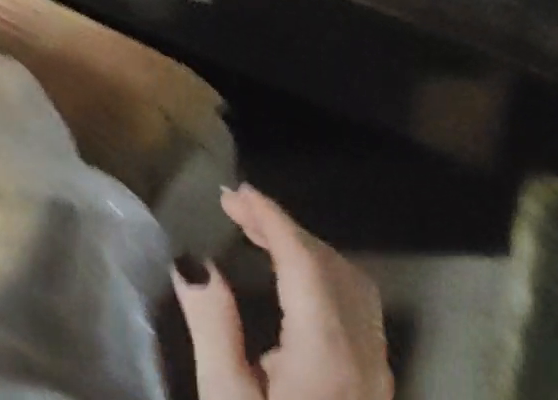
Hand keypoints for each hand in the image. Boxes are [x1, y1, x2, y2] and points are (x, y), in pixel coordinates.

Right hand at [174, 184, 392, 399]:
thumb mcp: (224, 394)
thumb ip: (213, 325)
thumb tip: (194, 260)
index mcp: (326, 355)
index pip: (307, 267)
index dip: (274, 221)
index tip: (235, 191)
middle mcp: (363, 358)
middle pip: (338, 272)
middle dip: (288, 228)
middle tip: (234, 205)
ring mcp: (375, 374)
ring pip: (355, 290)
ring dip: (307, 249)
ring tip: (255, 230)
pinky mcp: (371, 385)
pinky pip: (356, 309)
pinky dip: (320, 274)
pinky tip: (286, 277)